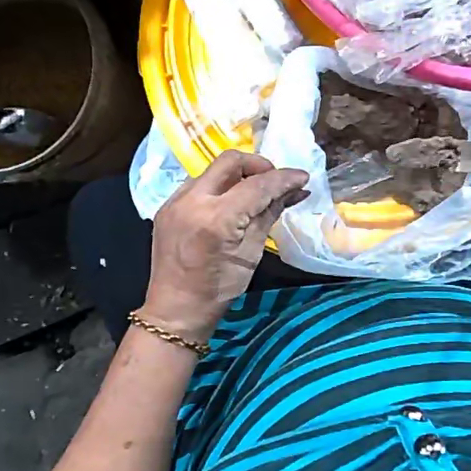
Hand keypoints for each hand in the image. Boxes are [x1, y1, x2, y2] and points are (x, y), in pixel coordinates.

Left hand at [143, 151, 308, 341]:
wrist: (175, 309)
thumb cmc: (218, 290)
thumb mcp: (251, 254)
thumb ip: (268, 215)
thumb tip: (295, 191)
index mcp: (216, 219)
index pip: (257, 185)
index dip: (283, 179)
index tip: (302, 177)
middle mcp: (192, 201)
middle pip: (230, 161)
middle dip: (258, 165)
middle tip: (274, 182)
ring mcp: (175, 201)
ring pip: (212, 171)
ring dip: (236, 175)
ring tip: (253, 194)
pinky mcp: (167, 206)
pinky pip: (197, 184)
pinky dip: (218, 187)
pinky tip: (228, 205)